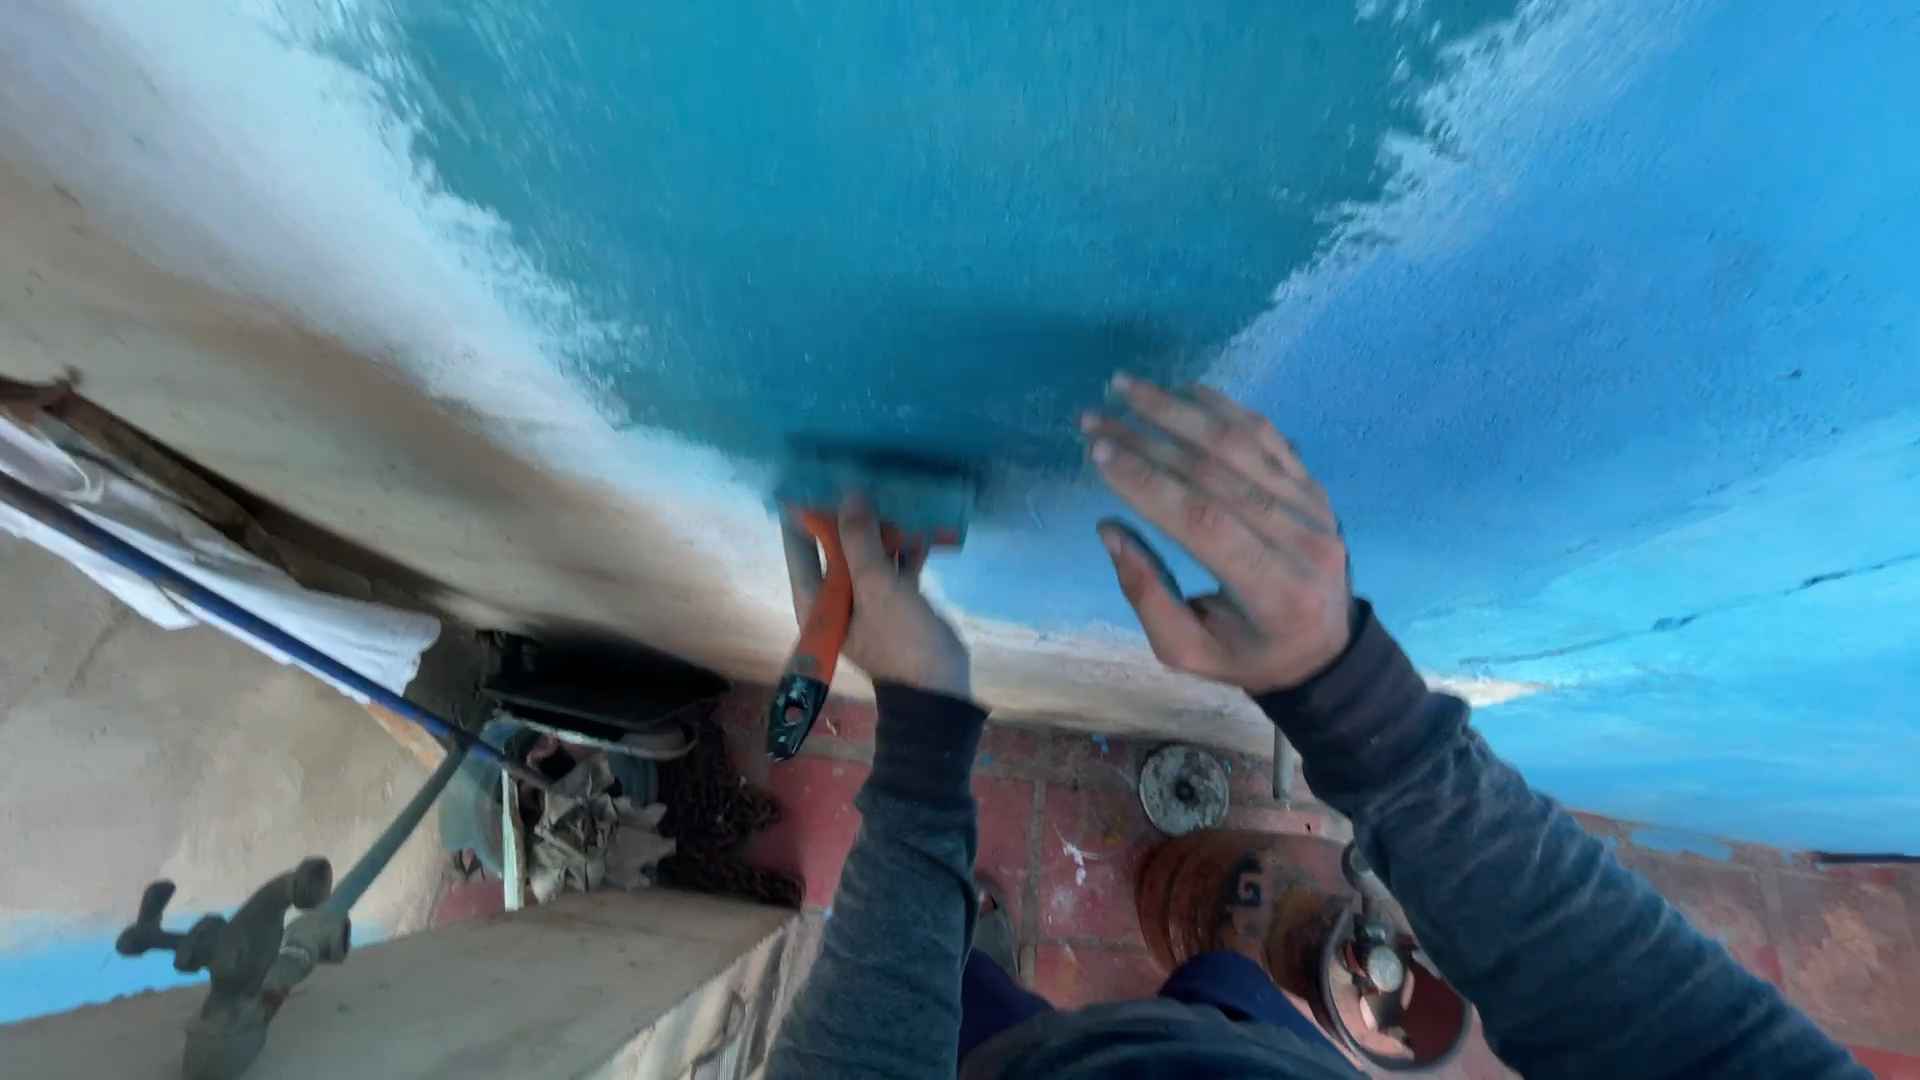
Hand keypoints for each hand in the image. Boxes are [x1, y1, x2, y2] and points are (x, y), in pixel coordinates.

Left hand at [783, 497, 971, 699]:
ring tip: (896, 497)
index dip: (805, 516)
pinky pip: (895, 567)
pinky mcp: (896, 602)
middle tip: (864, 480)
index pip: (800, 549)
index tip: (815, 478)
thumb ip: (859, 540)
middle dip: (851, 518)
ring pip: (868, 555)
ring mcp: (867, 601)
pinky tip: (921, 529)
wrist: (939, 689)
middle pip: (837, 548)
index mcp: (817, 602)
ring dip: (882, 531)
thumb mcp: (876, 586)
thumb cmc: (899, 639)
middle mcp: (836, 599)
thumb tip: (849, 495)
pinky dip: (905, 550)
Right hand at [1082, 374, 1351, 692]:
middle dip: (1146, 440)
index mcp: (1273, 591)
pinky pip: (1267, 435)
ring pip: (1240, 443)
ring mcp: (1314, 506)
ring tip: (1125, 387)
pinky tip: (1183, 390)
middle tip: (1093, 419)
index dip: (1148, 483)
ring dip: (1177, 410)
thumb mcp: (1187, 651)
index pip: (1203, 521)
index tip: (1099, 452)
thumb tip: (1109, 528)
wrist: (1324, 648)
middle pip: (1217, 472)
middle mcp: (1302, 539)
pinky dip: (1222, 407)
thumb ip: (1146, 595)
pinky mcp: (1313, 486)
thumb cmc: (1246, 654)